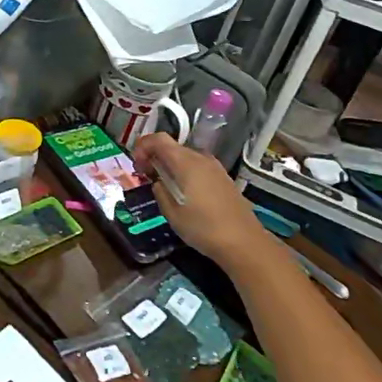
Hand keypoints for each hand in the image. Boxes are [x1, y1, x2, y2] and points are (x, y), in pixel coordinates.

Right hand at [132, 132, 270, 269]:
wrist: (244, 242)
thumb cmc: (203, 228)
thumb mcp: (172, 213)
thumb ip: (161, 192)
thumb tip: (159, 182)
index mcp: (186, 162)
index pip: (159, 139)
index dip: (143, 146)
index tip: (137, 164)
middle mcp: (201, 158)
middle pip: (173, 147)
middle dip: (156, 157)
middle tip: (147, 177)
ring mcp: (215, 167)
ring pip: (186, 157)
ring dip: (171, 165)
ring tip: (165, 186)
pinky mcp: (224, 178)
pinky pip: (199, 167)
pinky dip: (186, 172)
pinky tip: (186, 194)